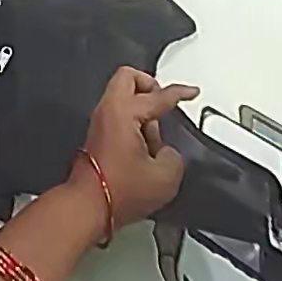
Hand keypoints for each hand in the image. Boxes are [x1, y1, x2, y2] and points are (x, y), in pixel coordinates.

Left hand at [75, 67, 197, 231]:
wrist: (91, 203)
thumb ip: (174, 156)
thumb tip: (165, 152)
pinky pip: (119, 111)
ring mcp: (101, 119)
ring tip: (155, 138)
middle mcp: (108, 109)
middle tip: (166, 103)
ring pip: (123, 93)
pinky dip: (135, 119)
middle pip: (128, 77)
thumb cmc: (120, 189)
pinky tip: (145, 145)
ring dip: (143, 106)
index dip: (178, 92)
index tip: (190, 91)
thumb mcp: (165, 176)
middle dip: (150, 85)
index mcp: (123, 111)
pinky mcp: (100, 131)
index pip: (156, 95)